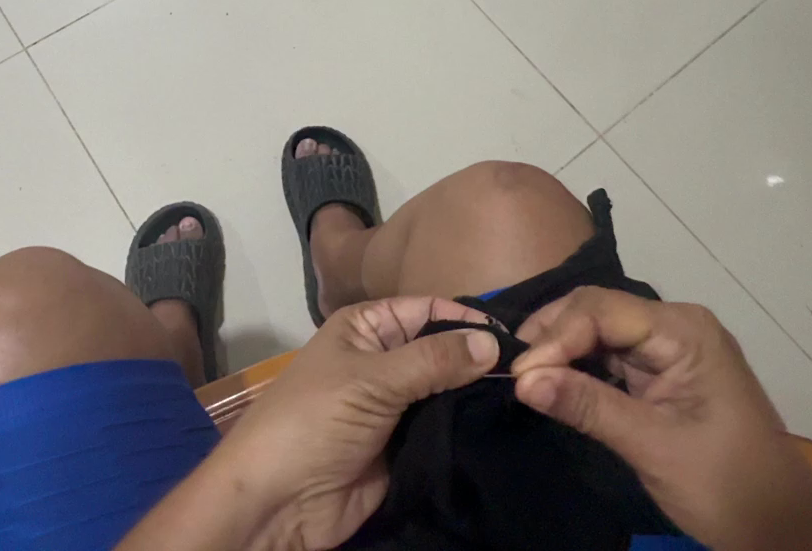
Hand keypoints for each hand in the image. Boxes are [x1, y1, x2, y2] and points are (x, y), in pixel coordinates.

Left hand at [219, 296, 500, 549]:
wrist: (278, 502)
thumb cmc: (315, 420)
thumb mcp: (372, 380)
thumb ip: (433, 360)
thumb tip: (493, 341)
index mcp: (368, 327)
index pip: (427, 310)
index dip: (467, 318)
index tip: (519, 335)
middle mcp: (384, 359)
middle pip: (441, 350)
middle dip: (478, 359)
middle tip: (534, 371)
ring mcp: (396, 405)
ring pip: (447, 391)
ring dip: (477, 396)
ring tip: (527, 398)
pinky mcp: (406, 446)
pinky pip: (443, 429)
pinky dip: (468, 429)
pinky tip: (505, 427)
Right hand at [511, 288, 811, 550]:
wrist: (786, 535)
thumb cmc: (729, 488)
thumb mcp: (654, 447)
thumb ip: (588, 406)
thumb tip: (522, 381)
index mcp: (683, 331)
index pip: (601, 310)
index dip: (556, 336)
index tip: (519, 375)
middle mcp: (674, 325)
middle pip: (596, 310)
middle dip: (552, 336)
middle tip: (514, 371)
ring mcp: (667, 347)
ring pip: (596, 329)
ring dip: (559, 349)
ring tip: (524, 375)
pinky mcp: (660, 371)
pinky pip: (607, 354)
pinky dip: (576, 365)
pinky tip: (551, 378)